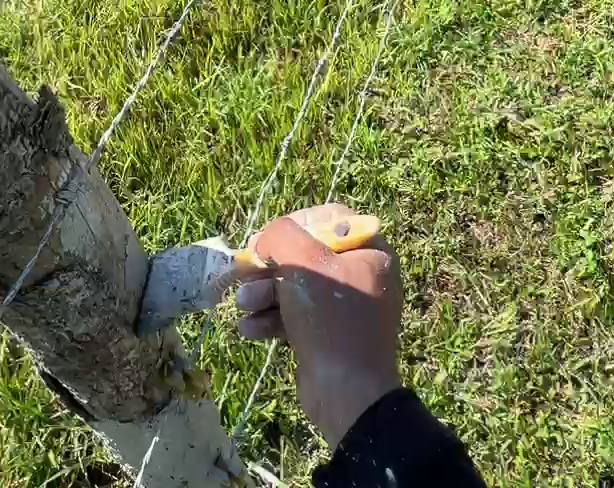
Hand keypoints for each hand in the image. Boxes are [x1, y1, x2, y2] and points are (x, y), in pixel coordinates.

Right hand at [236, 203, 402, 447]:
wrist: (347, 395)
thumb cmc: (331, 318)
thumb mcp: (303, 262)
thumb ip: (281, 234)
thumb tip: (266, 240)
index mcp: (370, 252)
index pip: (329, 218)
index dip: (294, 223)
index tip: (268, 236)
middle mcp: (362, 276)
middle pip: (305, 255)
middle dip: (269, 266)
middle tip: (244, 270)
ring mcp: (346, 308)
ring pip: (295, 287)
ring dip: (263, 293)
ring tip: (243, 303)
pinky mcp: (329, 336)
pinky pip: (295, 315)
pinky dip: (271, 318)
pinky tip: (249, 328)